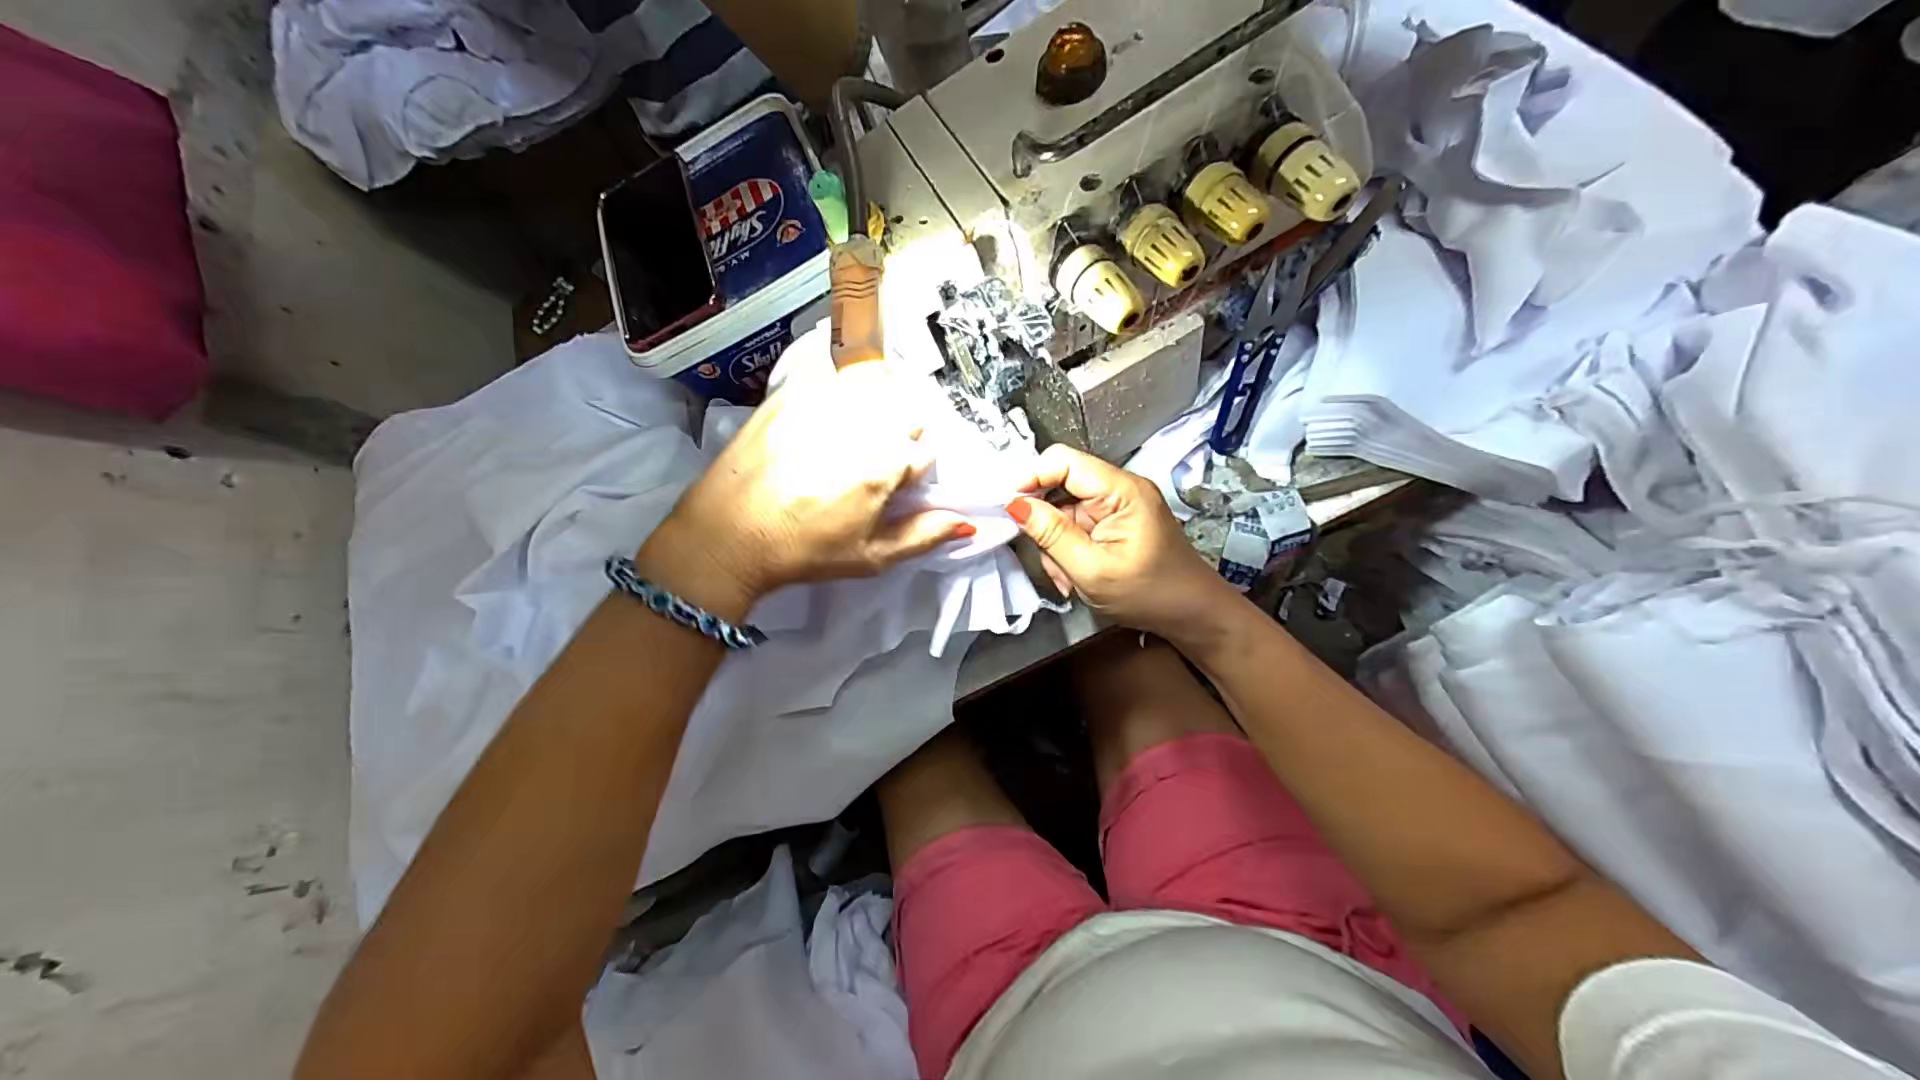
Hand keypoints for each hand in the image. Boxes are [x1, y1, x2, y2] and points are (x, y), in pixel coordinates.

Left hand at [643, 365, 974, 610]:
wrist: (729, 532)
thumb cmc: (803, 550)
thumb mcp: (871, 557)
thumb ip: (924, 535)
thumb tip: (966, 520)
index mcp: (885, 463)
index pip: (925, 453)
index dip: (913, 472)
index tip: (895, 487)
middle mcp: (861, 422)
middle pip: (906, 410)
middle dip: (901, 433)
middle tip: (874, 462)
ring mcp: (824, 401)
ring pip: (875, 388)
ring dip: (876, 408)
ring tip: (851, 440)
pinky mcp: (792, 393)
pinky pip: (835, 379)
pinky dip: (841, 393)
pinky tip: (824, 425)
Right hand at [1008, 444, 1239, 642]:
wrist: (1192, 614)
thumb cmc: (1153, 595)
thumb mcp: (1092, 569)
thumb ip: (1051, 534)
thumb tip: (1016, 505)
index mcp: (1122, 490)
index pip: (1064, 461)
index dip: (1031, 477)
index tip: (1010, 505)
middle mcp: (1121, 488)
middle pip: (1060, 484)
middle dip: (1045, 522)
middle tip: (1045, 554)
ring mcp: (1118, 505)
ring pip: (1064, 510)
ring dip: (1056, 543)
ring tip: (1067, 576)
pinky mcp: (1115, 521)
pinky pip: (1077, 525)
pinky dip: (1068, 549)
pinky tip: (1075, 574)